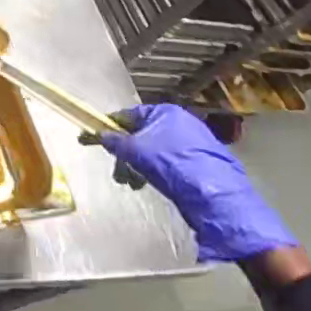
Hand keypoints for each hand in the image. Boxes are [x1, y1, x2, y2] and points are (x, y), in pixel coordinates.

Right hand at [97, 104, 296, 263]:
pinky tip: (151, 185)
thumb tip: (99, 133)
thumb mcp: (137, 151)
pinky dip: (154, 172)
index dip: (110, 128)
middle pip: (140, 134)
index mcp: (166, 112)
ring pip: (152, 151)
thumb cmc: (173, 166)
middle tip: (118, 173)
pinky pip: (166, 162)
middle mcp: (180, 123)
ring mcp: (190, 143)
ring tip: (133, 183)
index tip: (94, 140)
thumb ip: (115, 141)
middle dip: (125, 154)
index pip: (129, 114)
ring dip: (137, 166)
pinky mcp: (197, 163)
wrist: (216, 198)